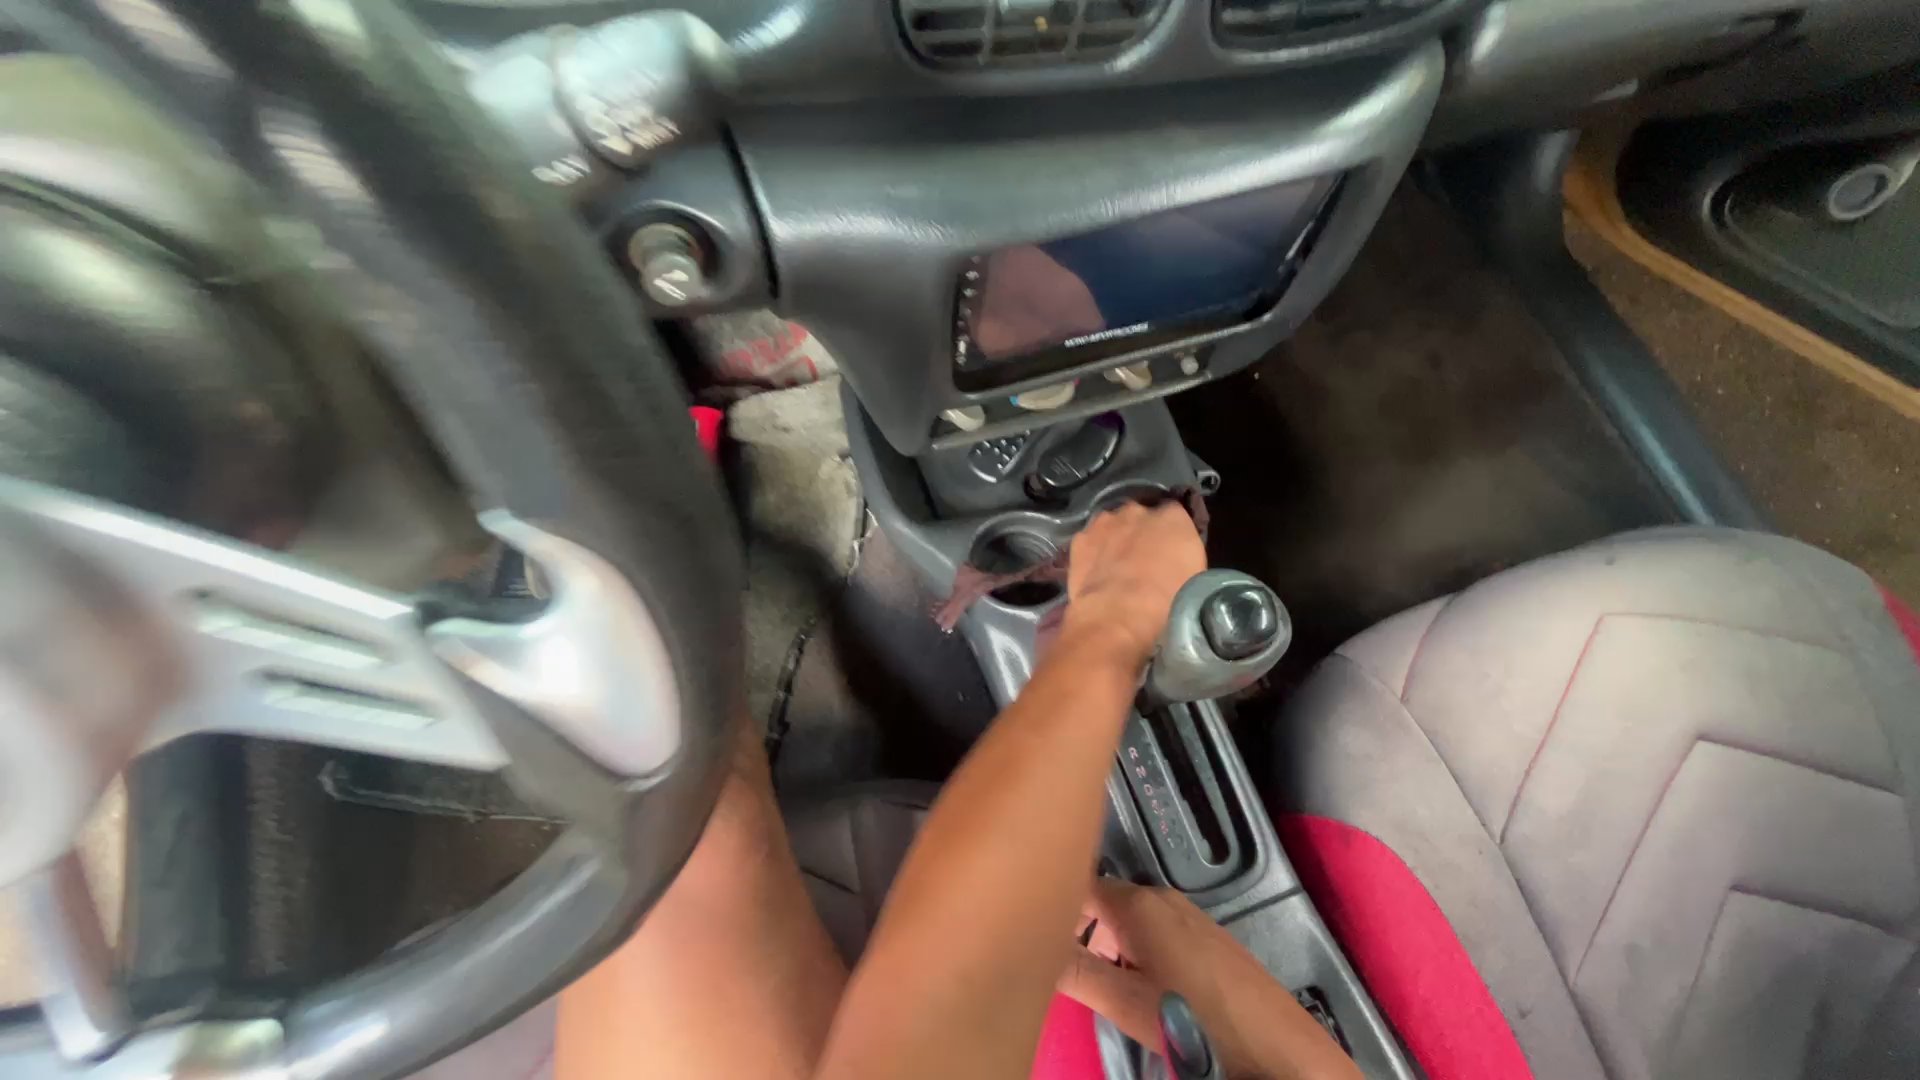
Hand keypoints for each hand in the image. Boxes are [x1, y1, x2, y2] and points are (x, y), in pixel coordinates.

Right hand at [1058, 878, 1362, 1079]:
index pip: (1078, 886)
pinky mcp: (1207, 934)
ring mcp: (1187, 912)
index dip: (1053, 908)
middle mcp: (1160, 894)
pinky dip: (1138, 951)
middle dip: (1083, 932)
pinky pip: (1155, 929)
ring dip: (1111, 945)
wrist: (1277, 1047)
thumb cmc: (1193, 1017)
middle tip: (1073, 974)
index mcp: (1136, 902)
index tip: (1038, 936)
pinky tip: (1145, 988)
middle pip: (1104, 901)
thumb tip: (1035, 949)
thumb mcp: (1124, 1002)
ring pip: (1130, 917)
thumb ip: (1076, 971)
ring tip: (1108, 988)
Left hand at [1063, 501, 1205, 670]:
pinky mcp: (1081, 538)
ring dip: (1115, 538)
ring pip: (1113, 524)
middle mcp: (1138, 511)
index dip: (1171, 532)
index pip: (1175, 513)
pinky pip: (1090, 540)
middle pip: (1141, 515)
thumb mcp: (1193, 576)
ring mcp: (1105, 522)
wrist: (1118, 615)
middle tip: (1143, 558)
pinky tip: (1095, 570)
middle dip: (1141, 531)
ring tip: (1116, 565)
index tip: (1170, 549)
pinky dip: (1093, 550)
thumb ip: (1184, 553)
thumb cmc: (1167, 601)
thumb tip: (1176, 553)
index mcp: (1173, 518)